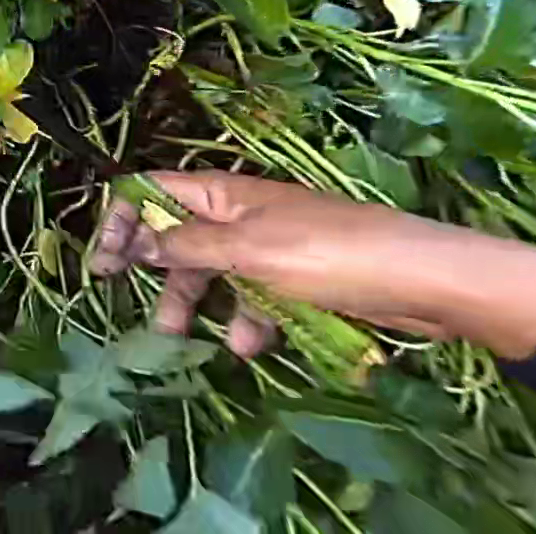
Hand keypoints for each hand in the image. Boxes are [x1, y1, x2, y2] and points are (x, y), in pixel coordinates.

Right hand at [88, 171, 535, 360]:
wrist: (431, 282)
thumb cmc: (328, 253)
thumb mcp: (247, 249)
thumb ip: (185, 246)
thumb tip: (135, 243)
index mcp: (216, 193)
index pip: (148, 192)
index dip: (121, 218)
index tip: (104, 258)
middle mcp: (231, 214)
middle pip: (170, 232)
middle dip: (146, 262)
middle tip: (117, 289)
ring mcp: (260, 246)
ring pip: (205, 268)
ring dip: (188, 298)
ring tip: (177, 336)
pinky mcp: (289, 278)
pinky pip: (248, 294)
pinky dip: (242, 317)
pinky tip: (247, 344)